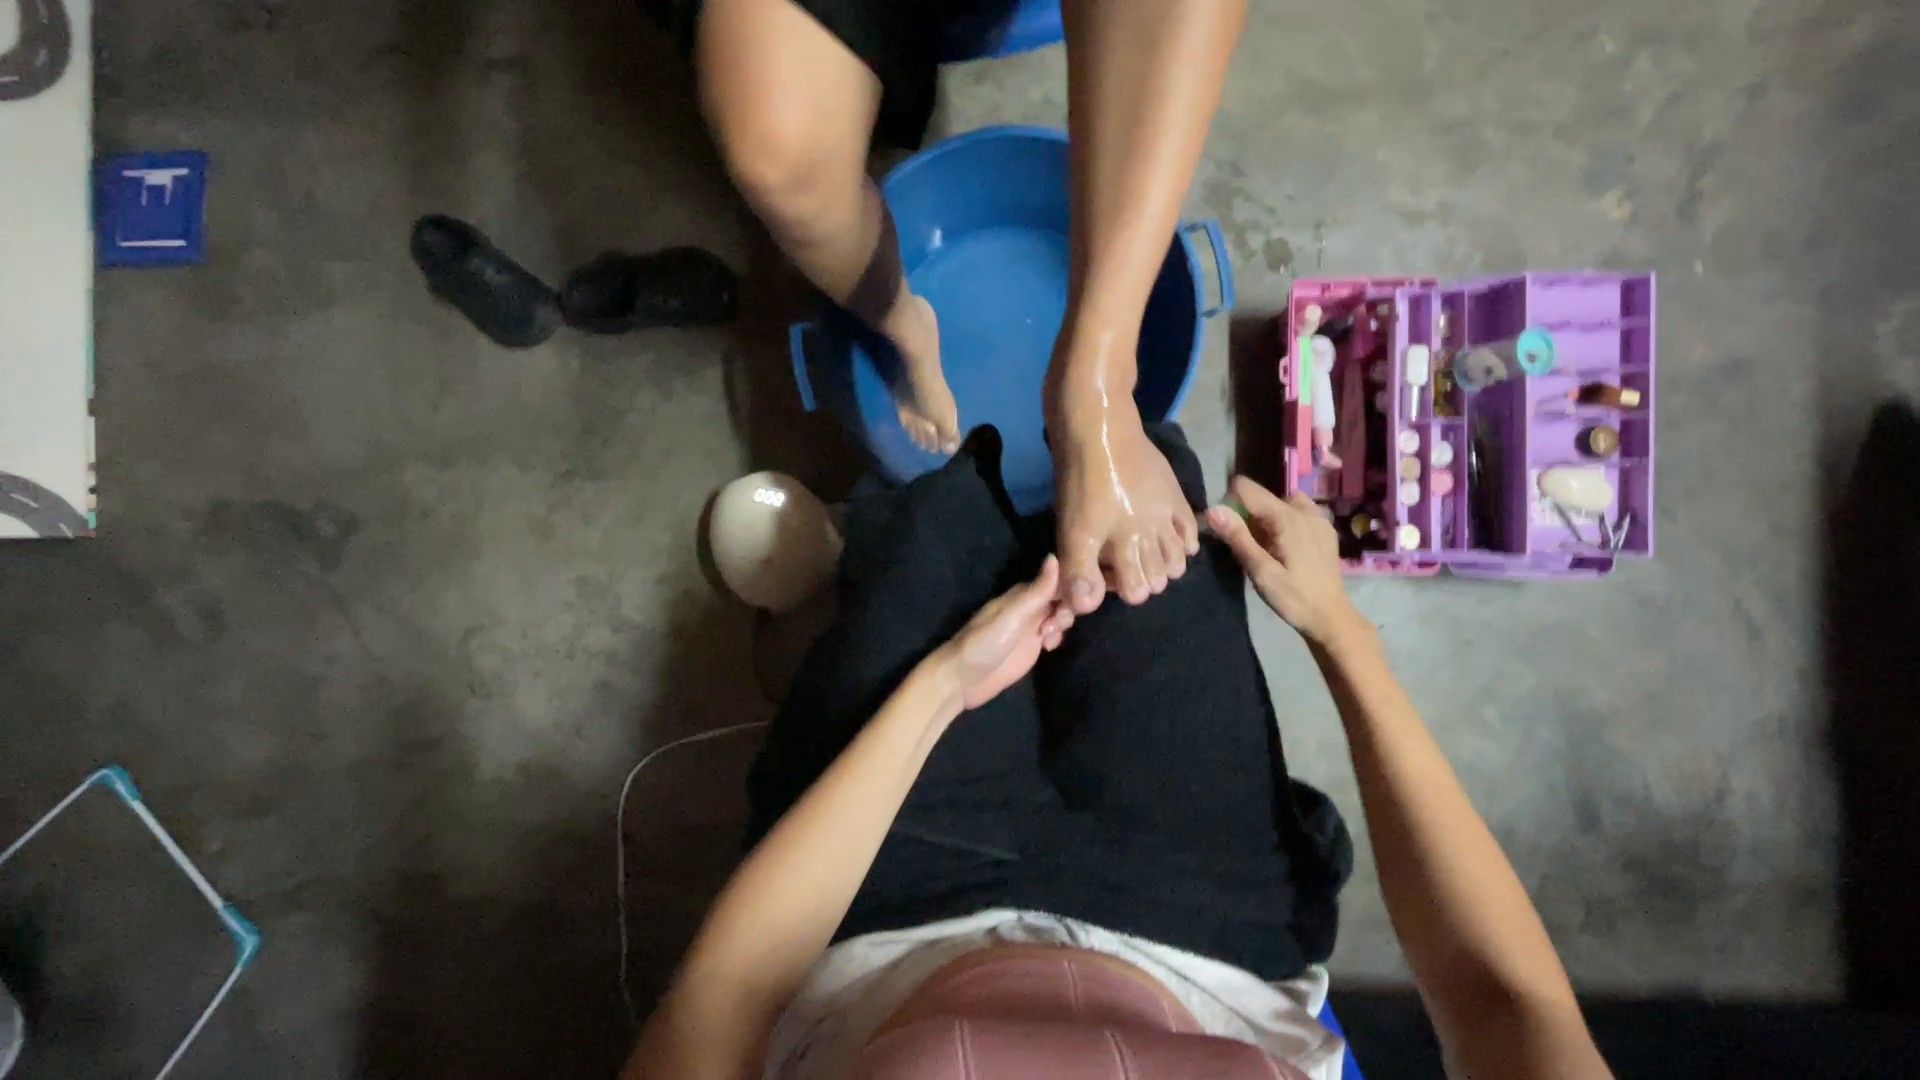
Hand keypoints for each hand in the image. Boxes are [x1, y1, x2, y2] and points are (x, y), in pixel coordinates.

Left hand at [929, 556, 1075, 709]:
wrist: (963, 680)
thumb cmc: (984, 644)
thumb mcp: (1012, 616)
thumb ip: (1036, 591)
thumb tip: (1054, 556)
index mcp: (1020, 594)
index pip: (1053, 580)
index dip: (1067, 588)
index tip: (1073, 601)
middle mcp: (1028, 607)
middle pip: (1060, 598)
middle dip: (1066, 609)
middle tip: (1053, 625)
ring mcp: (1030, 627)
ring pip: (1058, 616)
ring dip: (1062, 624)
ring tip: (1047, 638)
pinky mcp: (1031, 647)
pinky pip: (1053, 635)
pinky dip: (1056, 638)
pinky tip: (1048, 648)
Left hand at [1049, 398, 1199, 613]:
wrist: (1099, 430)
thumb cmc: (1081, 484)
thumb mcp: (1072, 530)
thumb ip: (1080, 571)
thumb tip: (1087, 608)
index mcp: (1127, 546)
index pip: (1137, 588)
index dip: (1126, 592)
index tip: (1114, 585)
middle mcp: (1153, 534)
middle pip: (1159, 573)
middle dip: (1147, 581)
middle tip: (1134, 576)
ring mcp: (1167, 512)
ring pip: (1177, 553)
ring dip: (1168, 565)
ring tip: (1156, 566)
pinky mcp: (1173, 492)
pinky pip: (1189, 525)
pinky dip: (1187, 541)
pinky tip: (1181, 547)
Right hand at [1204, 476, 1365, 647]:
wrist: (1331, 616)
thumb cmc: (1293, 597)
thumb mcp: (1260, 570)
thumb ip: (1237, 537)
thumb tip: (1212, 509)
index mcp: (1287, 518)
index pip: (1247, 488)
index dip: (1229, 502)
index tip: (1227, 527)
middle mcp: (1305, 510)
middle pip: (1265, 495)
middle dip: (1250, 513)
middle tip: (1251, 546)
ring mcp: (1319, 518)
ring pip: (1282, 502)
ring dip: (1269, 516)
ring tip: (1268, 544)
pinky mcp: (1325, 529)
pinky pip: (1299, 512)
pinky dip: (1286, 521)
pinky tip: (1286, 546)